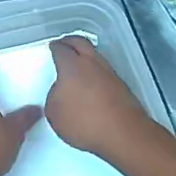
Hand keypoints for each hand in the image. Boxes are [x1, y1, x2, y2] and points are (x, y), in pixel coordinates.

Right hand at [45, 37, 169, 163]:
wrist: (122, 134)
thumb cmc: (86, 122)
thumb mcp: (54, 112)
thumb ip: (54, 95)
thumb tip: (60, 92)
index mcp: (72, 66)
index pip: (61, 49)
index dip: (55, 47)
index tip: (53, 47)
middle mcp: (92, 64)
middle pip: (80, 42)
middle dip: (70, 41)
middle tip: (64, 43)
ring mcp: (109, 73)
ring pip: (95, 54)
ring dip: (85, 54)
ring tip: (78, 61)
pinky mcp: (121, 86)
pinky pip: (105, 70)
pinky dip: (96, 70)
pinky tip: (91, 81)